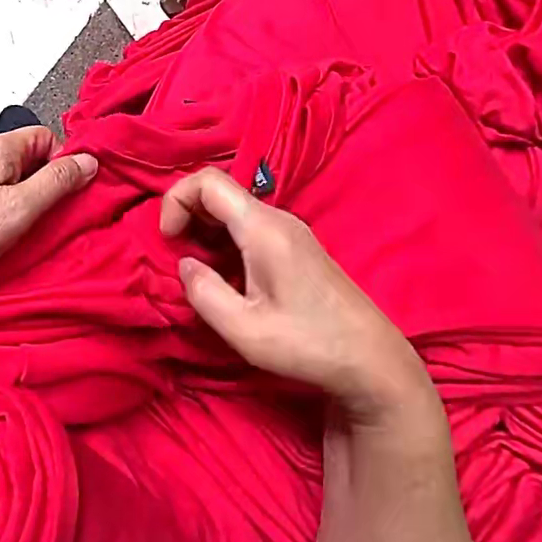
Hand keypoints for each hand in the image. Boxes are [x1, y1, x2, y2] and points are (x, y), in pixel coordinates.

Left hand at [0, 127, 97, 298]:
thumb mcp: (22, 208)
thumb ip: (58, 181)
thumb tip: (87, 161)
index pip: (45, 135)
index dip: (61, 160)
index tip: (67, 188)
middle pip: (27, 152)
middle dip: (43, 178)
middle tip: (44, 210)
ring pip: (8, 169)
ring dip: (21, 190)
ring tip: (19, 221)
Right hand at [159, 168, 439, 430]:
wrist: (373, 361)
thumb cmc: (309, 345)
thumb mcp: (244, 330)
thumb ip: (204, 293)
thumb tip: (185, 265)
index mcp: (263, 229)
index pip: (208, 181)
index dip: (176, 199)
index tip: (169, 239)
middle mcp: (277, 219)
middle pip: (219, 191)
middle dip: (187, 216)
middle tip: (179, 258)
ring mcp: (289, 231)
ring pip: (232, 209)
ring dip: (205, 231)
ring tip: (202, 273)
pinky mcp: (295, 246)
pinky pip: (248, 226)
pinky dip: (224, 240)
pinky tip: (227, 277)